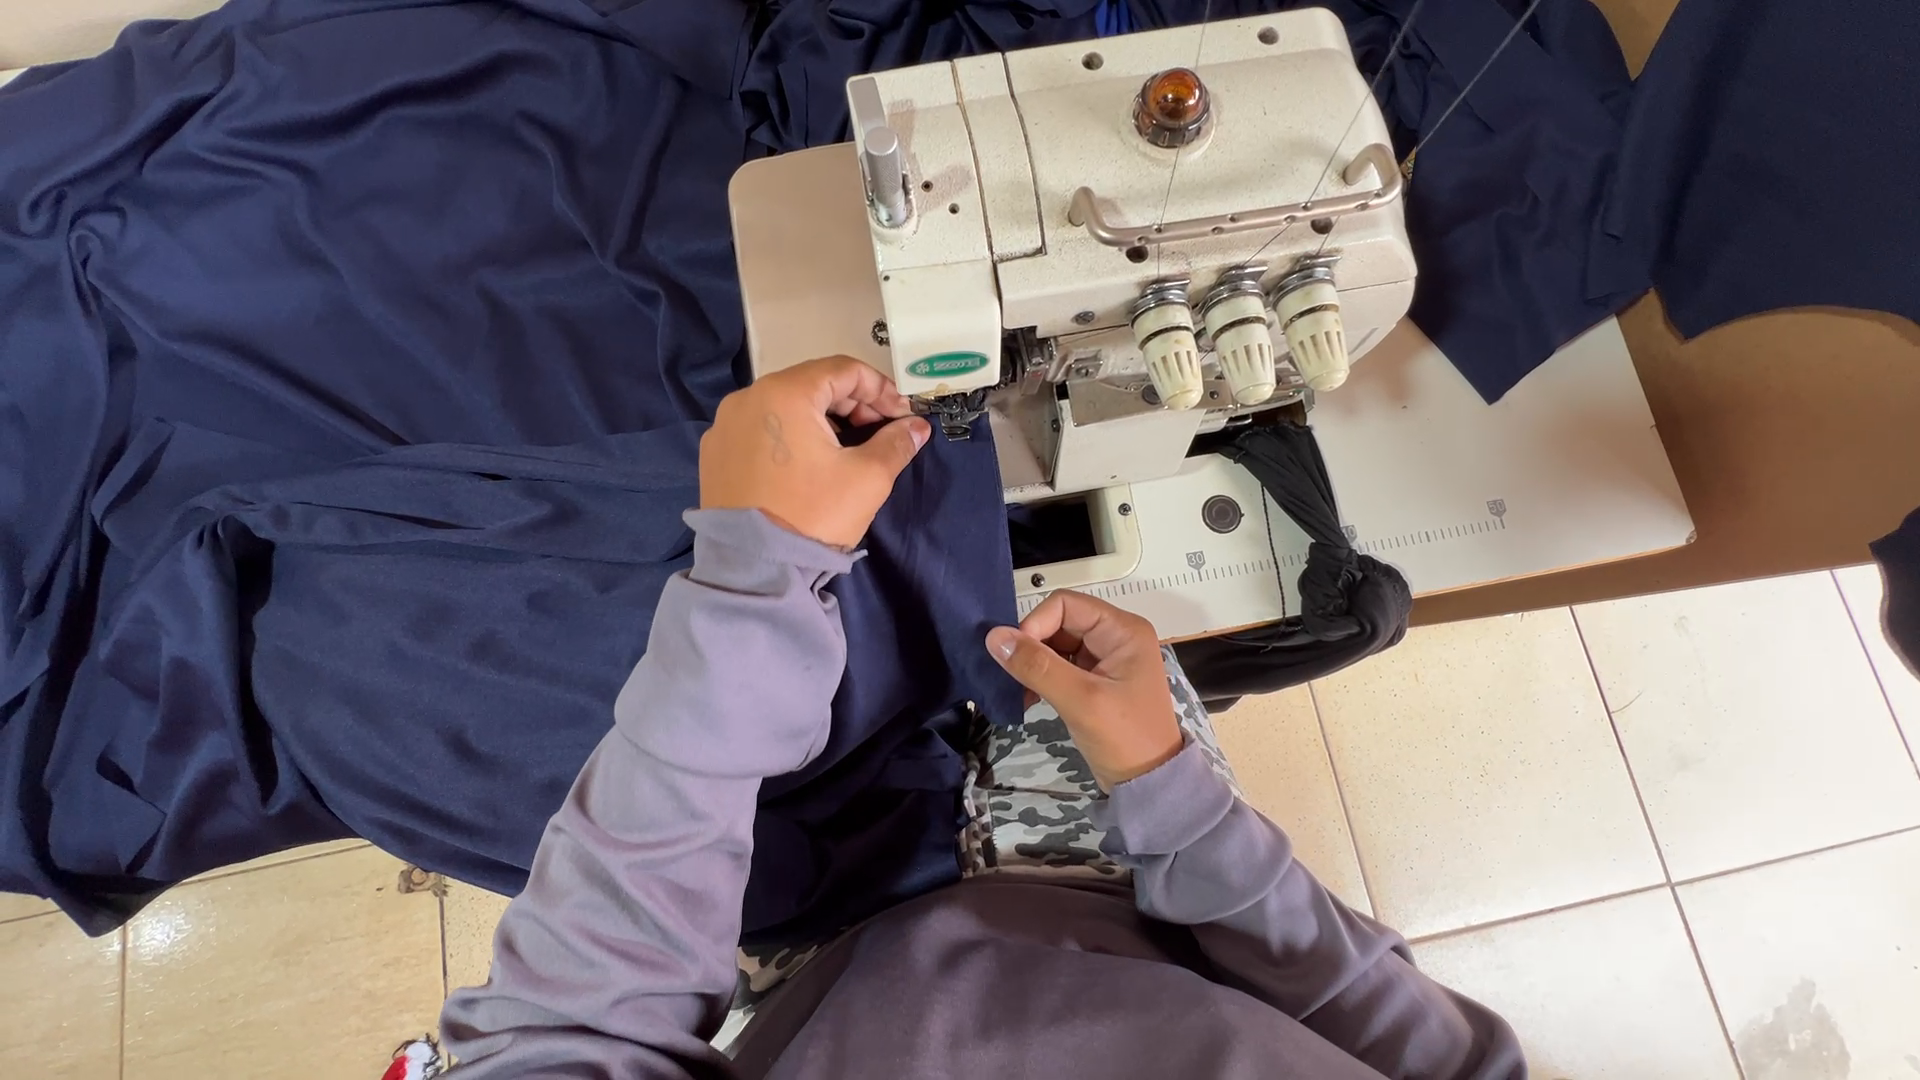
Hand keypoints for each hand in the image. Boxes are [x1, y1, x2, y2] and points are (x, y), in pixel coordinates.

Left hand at [701, 356, 931, 548]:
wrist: (754, 569)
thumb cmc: (814, 515)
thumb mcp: (867, 478)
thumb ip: (896, 443)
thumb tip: (917, 427)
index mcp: (785, 393)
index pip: (843, 370)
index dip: (881, 388)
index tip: (902, 415)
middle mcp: (748, 398)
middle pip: (812, 384)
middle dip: (853, 404)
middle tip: (881, 431)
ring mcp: (725, 426)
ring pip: (785, 406)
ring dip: (823, 419)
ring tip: (848, 448)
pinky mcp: (715, 454)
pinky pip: (762, 430)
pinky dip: (791, 435)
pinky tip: (809, 464)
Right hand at [985, 591, 1182, 790]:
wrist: (1151, 785)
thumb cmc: (1125, 739)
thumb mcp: (1081, 701)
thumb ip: (1037, 666)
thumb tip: (994, 637)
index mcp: (1122, 630)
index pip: (1065, 605)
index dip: (1035, 624)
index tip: (1014, 655)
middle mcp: (1115, 636)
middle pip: (1058, 622)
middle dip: (1032, 645)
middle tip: (1011, 675)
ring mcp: (1105, 658)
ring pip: (1055, 644)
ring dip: (1033, 663)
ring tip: (1017, 689)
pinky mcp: (1095, 679)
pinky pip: (1059, 664)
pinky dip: (1041, 677)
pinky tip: (1026, 697)